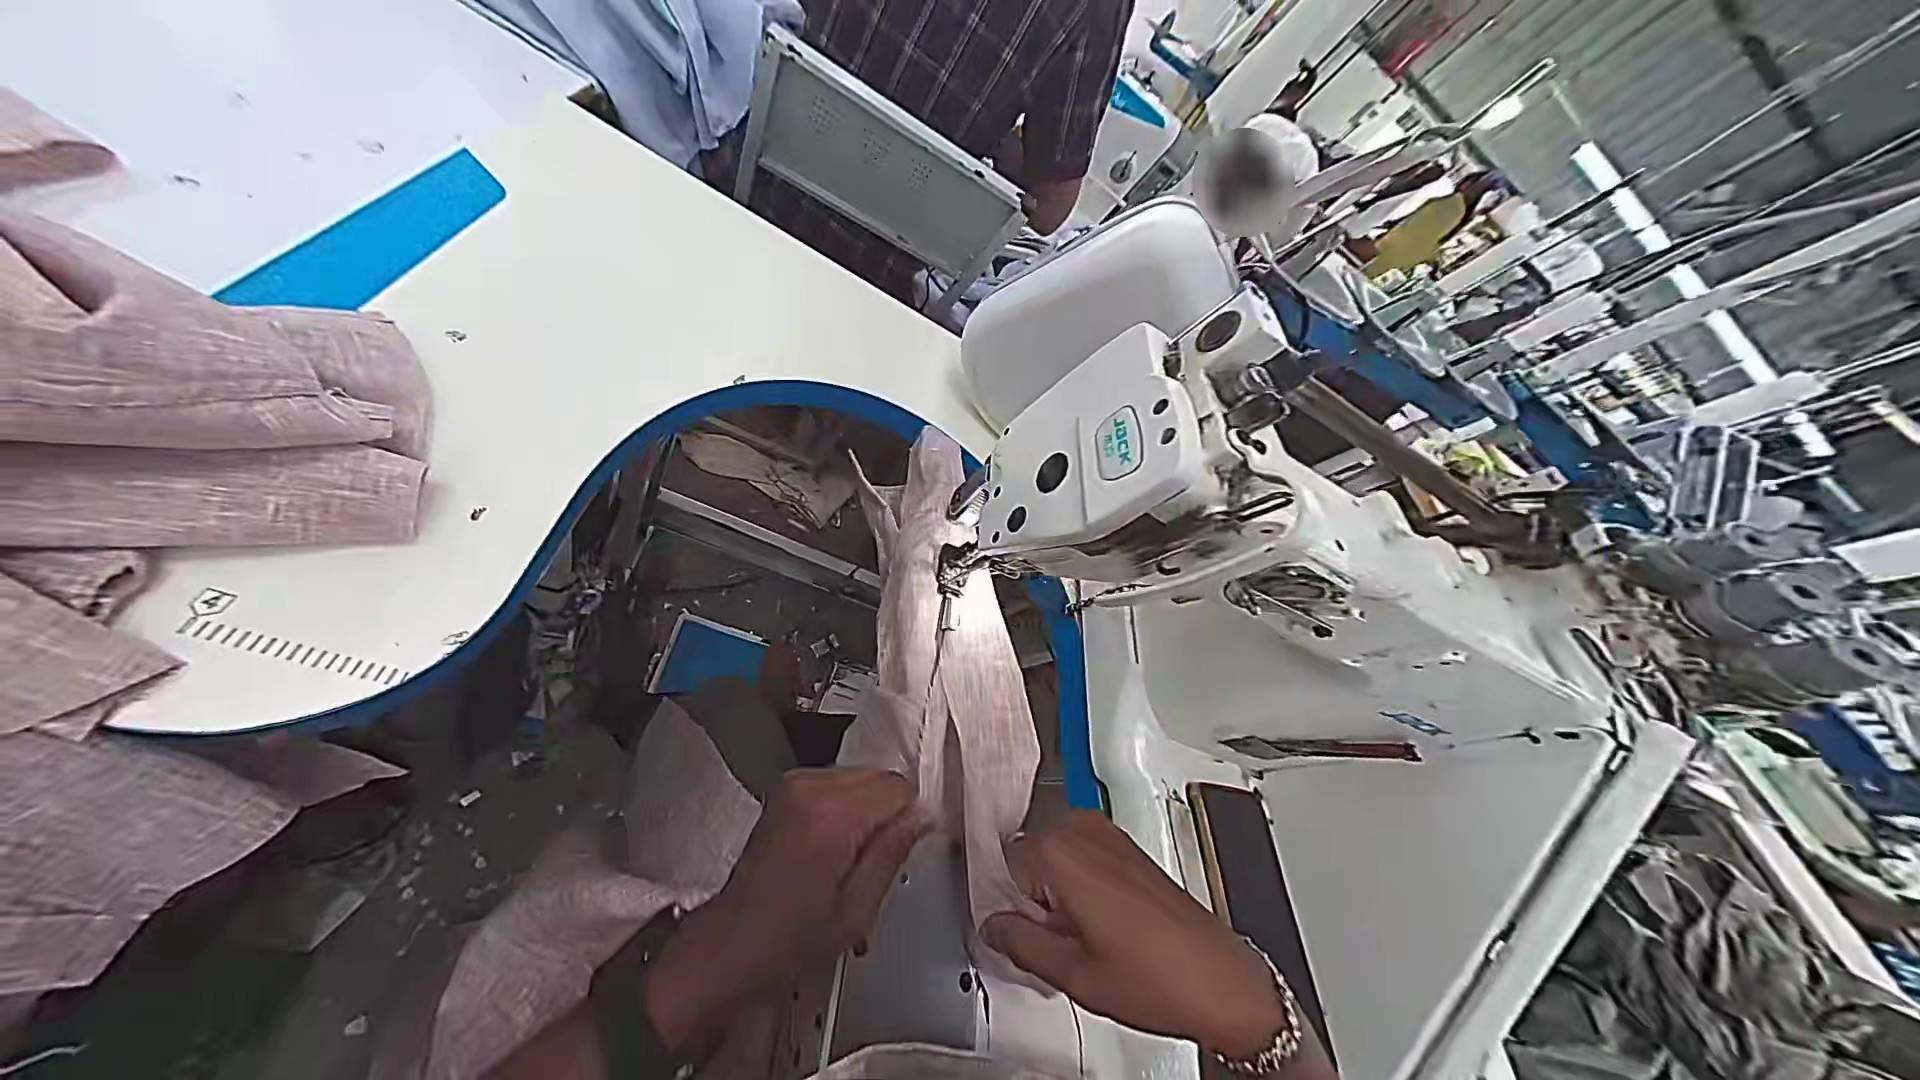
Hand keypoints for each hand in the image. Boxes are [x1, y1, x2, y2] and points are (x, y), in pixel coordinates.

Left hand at [645, 767, 923, 1050]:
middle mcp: (810, 788)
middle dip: (887, 811)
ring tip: (847, 852)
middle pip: (880, 776)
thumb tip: (921, 816)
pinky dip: (845, 804)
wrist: (734, 940)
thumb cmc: (788, 936)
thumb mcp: (858, 909)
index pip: (898, 786)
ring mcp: (794, 783)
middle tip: (872, 857)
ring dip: (866, 807)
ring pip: (861, 776)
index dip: (908, 816)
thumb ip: (894, 851)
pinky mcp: (786, 785)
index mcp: (831, 817)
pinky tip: (832, 841)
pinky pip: (838, 780)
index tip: (903, 844)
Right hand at [982, 813, 1294, 1062]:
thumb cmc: (1161, 975)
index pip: (1002, 862)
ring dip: (1057, 891)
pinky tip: (1102, 924)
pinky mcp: (1124, 843)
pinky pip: (1080, 855)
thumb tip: (994, 926)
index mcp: (1060, 852)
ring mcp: (1106, 833)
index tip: (1020, 929)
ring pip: (1054, 856)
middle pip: (1028, 857)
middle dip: (1033, 897)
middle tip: (1057, 940)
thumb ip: (1019, 943)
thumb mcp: (1073, 974)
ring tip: (1085, 936)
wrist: (1220, 979)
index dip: (1009, 903)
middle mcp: (1082, 830)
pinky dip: (1080, 883)